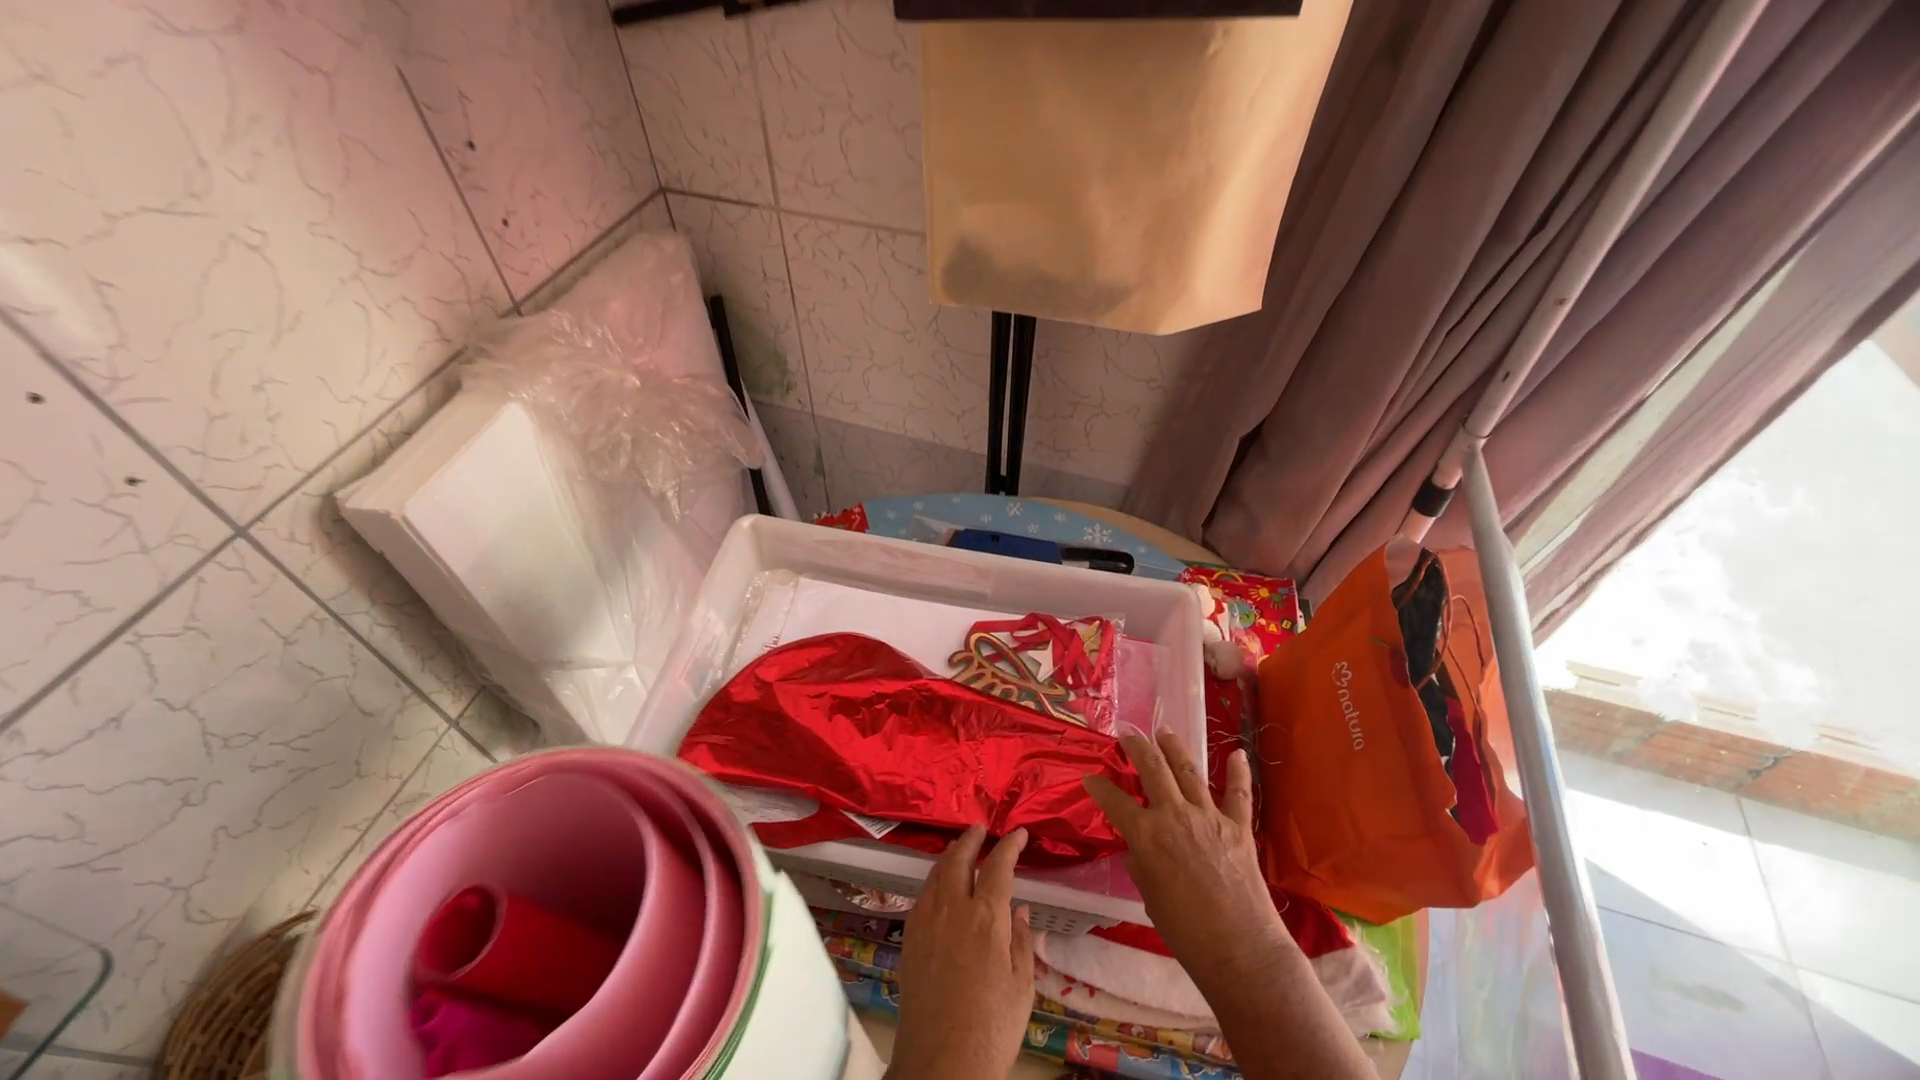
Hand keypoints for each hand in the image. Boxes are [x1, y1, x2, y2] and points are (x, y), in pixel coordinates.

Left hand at [887, 826, 1034, 1079]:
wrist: (941, 1060)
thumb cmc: (993, 1027)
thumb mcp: (1022, 985)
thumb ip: (1020, 940)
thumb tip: (1020, 909)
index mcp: (986, 917)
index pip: (999, 867)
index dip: (1009, 846)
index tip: (1017, 834)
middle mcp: (952, 910)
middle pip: (959, 860)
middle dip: (970, 839)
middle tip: (979, 828)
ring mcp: (925, 923)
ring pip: (935, 875)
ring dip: (949, 856)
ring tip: (960, 849)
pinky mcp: (909, 940)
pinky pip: (922, 897)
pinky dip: (934, 881)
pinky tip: (940, 888)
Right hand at [1084, 731, 1290, 979]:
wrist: (1239, 949)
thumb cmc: (1185, 932)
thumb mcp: (1149, 896)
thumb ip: (1142, 864)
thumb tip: (1140, 848)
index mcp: (1146, 835)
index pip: (1114, 800)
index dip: (1098, 787)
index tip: (1089, 777)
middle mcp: (1175, 816)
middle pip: (1153, 769)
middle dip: (1137, 748)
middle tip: (1127, 735)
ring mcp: (1210, 817)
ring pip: (1190, 770)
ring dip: (1175, 748)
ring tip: (1165, 732)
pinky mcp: (1239, 827)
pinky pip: (1239, 793)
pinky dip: (1238, 771)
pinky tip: (1237, 752)